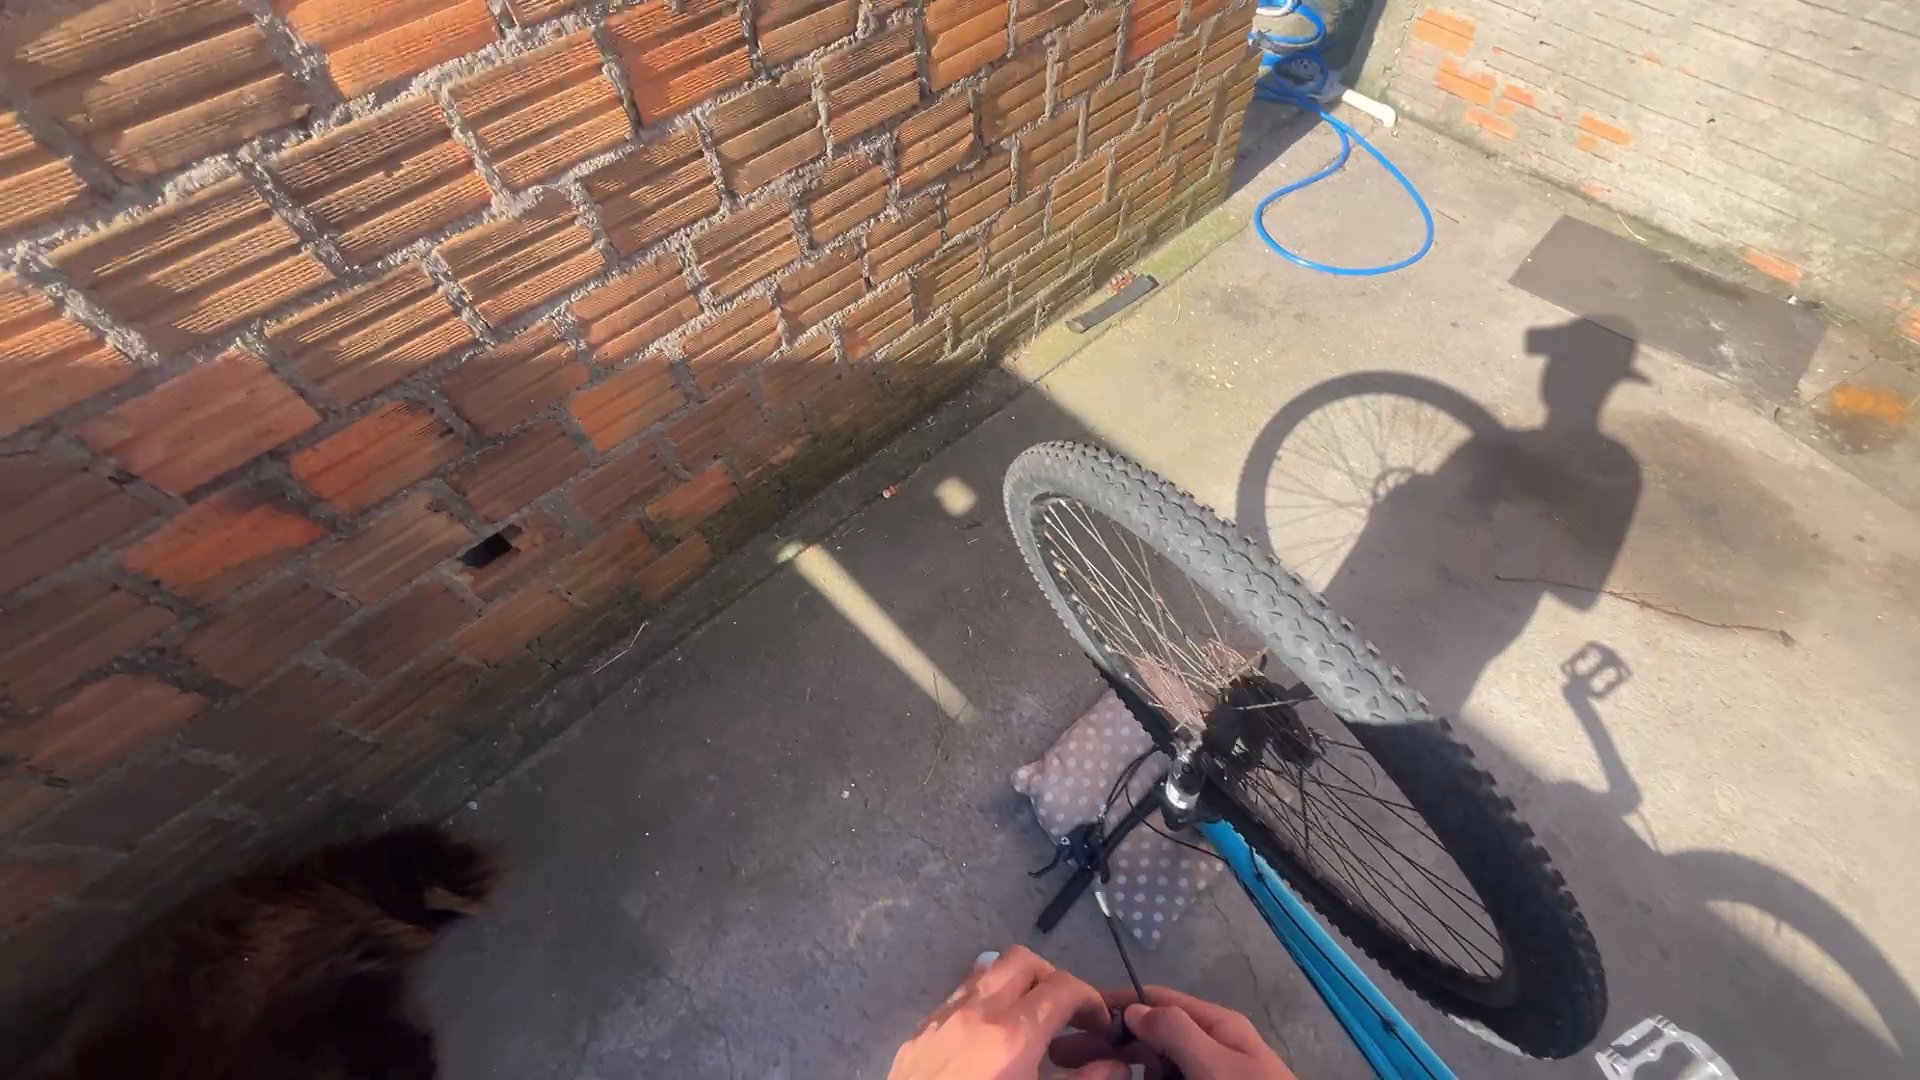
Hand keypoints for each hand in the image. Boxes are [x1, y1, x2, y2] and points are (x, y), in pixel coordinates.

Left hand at [888, 946, 1112, 1079]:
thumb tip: (1115, 1065)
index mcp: (1012, 1036)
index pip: (1062, 987)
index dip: (1089, 998)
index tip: (1099, 1022)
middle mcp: (977, 1011)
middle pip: (1023, 960)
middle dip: (1051, 978)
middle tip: (1065, 1013)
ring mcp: (945, 1015)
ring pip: (988, 969)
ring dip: (1017, 983)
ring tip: (1030, 1018)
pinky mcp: (922, 1028)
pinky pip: (961, 992)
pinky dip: (985, 998)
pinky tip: (991, 1032)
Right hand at [1048, 986, 1295, 1079]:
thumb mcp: (1219, 1066)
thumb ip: (1177, 1032)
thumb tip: (1133, 1009)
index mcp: (1215, 1027)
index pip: (1156, 1001)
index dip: (1115, 1004)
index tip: (1076, 1015)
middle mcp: (1207, 1048)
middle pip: (1147, 1037)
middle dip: (1106, 1043)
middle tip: (1063, 1058)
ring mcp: (1204, 1078)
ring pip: (1152, 1067)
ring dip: (1119, 1068)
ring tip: (1085, 1075)